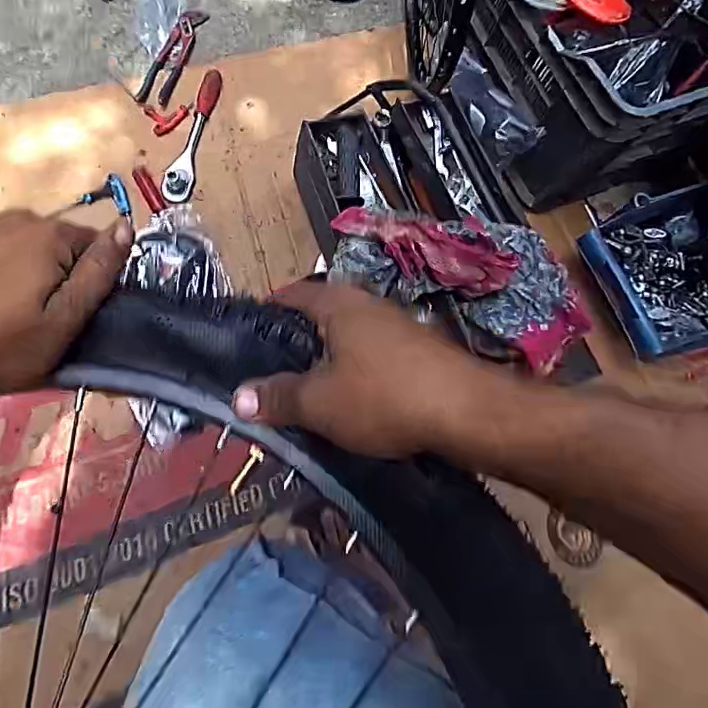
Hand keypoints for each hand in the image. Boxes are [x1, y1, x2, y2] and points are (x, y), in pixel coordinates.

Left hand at [0, 211, 132, 401]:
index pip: (93, 245)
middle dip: (55, 272)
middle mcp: (16, 217)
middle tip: (36, 318)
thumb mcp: (61, 324)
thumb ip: (98, 273)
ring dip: (22, 268)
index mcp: (49, 234)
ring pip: (20, 243)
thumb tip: (126, 226)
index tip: (70, 314)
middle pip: (55, 242)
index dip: (88, 280)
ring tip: (3, 310)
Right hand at [231, 280, 496, 457]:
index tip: (249, 335)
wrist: (470, 412)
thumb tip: (237, 397)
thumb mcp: (321, 403)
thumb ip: (278, 397)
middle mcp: (365, 302)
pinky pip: (372, 351)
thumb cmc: (385, 397)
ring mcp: (395, 323)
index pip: (290, 294)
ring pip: (347, 333)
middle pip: (319, 312)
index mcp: (336, 302)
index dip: (267, 312)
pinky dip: (355, 367)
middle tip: (272, 367)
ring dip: (328, 355)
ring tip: (307, 385)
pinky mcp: (418, 348)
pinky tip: (352, 395)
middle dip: (296, 338)